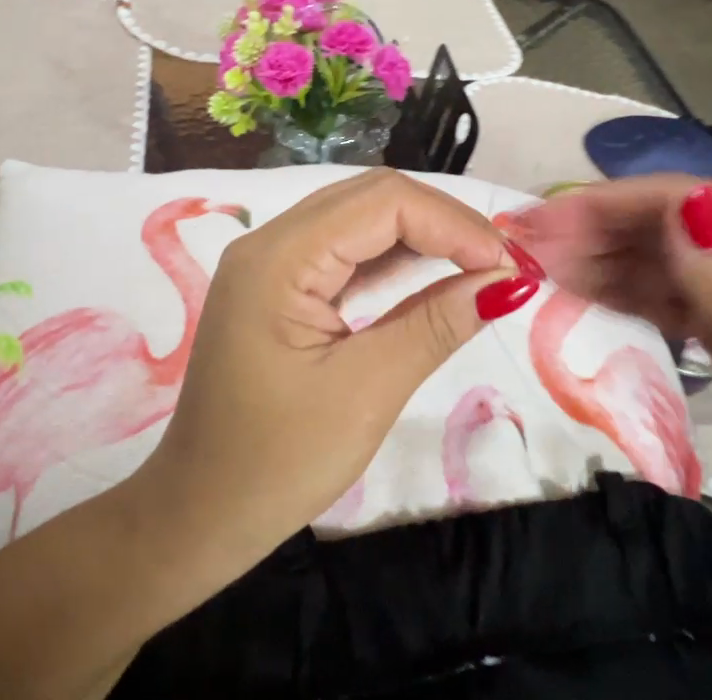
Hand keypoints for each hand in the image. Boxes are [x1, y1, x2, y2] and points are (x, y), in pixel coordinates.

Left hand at [131, 169, 534, 563]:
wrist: (201, 512)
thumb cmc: (277, 462)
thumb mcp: (367, 391)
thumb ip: (435, 325)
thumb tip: (507, 282)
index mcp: (277, 259)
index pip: (382, 202)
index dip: (453, 223)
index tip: (510, 267)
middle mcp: (269, 244)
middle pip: (369, 199)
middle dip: (442, 223)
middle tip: (503, 268)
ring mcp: (270, 265)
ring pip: (359, 222)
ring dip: (423, 239)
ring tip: (483, 271)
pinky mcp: (278, 291)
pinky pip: (344, 256)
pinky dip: (394, 262)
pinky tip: (436, 280)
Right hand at [515, 177, 711, 564]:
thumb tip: (680, 208)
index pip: (692, 202)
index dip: (613, 204)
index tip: (544, 216)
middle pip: (672, 226)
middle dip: (596, 228)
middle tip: (522, 240)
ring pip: (666, 262)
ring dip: (602, 259)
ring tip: (536, 262)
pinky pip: (674, 301)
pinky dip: (627, 295)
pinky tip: (584, 292)